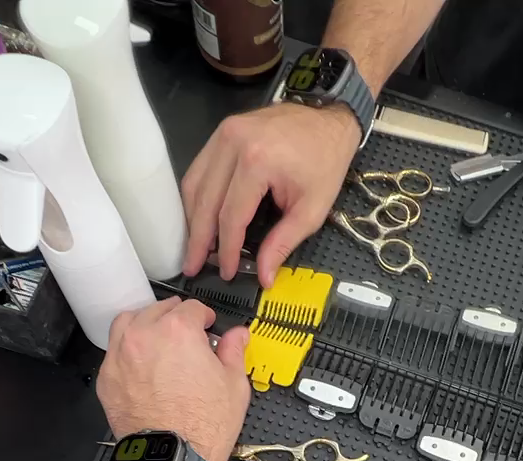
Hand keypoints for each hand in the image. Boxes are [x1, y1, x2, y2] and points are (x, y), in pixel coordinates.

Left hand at [97, 298, 250, 460]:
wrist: (173, 460)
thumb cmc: (205, 426)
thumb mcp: (234, 385)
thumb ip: (234, 352)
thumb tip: (237, 336)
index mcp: (178, 330)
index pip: (192, 307)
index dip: (205, 316)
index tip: (208, 325)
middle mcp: (144, 335)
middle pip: (158, 309)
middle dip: (175, 317)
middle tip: (187, 335)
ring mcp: (120, 356)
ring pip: (128, 322)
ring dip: (145, 324)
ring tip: (159, 340)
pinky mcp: (107, 378)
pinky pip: (114, 351)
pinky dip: (128, 350)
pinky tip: (143, 365)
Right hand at [180, 103, 361, 286]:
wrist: (330, 120)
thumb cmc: (325, 164)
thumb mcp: (311, 211)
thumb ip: (283, 244)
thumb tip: (263, 278)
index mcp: (257, 162)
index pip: (231, 217)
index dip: (226, 250)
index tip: (226, 273)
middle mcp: (232, 143)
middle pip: (205, 201)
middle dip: (199, 240)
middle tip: (192, 267)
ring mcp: (224, 132)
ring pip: (195, 184)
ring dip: (193, 219)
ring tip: (195, 248)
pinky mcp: (222, 130)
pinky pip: (199, 168)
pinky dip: (197, 197)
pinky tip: (201, 219)